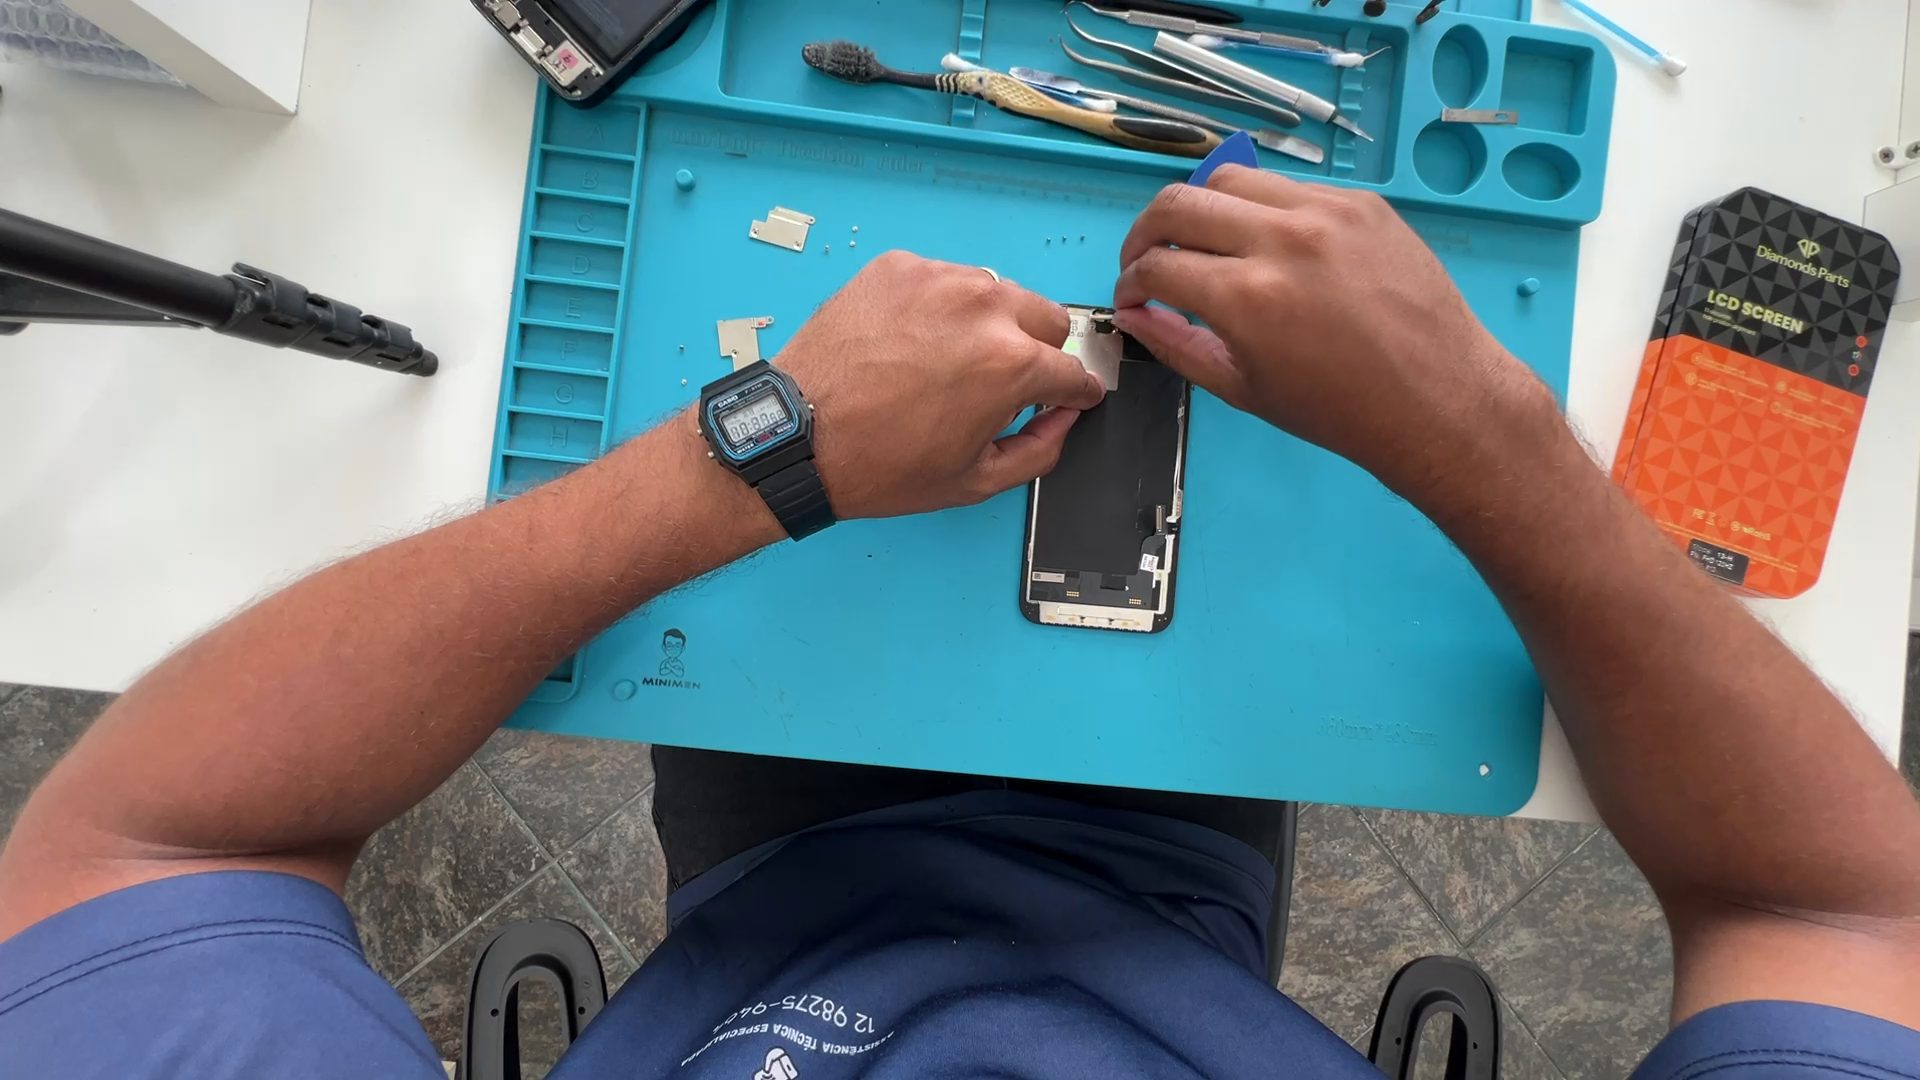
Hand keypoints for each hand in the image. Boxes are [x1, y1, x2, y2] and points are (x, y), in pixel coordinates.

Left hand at [778, 252, 1106, 518]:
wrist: (798, 437)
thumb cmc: (883, 466)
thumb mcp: (974, 481)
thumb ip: (1039, 451)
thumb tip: (1063, 420)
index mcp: (1012, 364)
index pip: (1073, 371)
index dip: (1075, 393)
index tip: (1068, 398)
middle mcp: (984, 307)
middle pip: (1047, 319)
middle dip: (1040, 354)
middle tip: (1005, 384)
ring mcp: (939, 278)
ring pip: (998, 294)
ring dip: (992, 326)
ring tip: (951, 362)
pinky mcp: (899, 266)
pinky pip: (946, 281)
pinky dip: (943, 309)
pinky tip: (914, 342)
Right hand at [1110, 166, 1557, 503]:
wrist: (1432, 395)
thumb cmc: (1329, 408)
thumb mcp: (1237, 386)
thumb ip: (1173, 343)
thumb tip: (1130, 314)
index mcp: (1245, 298)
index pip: (1156, 266)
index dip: (1127, 284)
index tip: (1129, 298)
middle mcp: (1280, 238)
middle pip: (1178, 203)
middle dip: (1143, 235)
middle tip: (1144, 262)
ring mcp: (1325, 211)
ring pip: (1229, 179)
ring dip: (1196, 210)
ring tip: (1198, 244)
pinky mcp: (1360, 201)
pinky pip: (1285, 188)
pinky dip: (1254, 210)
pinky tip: (1260, 244)